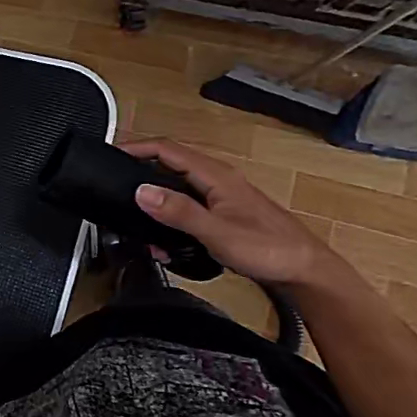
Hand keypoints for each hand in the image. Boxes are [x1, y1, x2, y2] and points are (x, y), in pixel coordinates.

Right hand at [121, 138, 345, 287]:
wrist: (304, 269)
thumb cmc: (268, 249)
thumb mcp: (216, 232)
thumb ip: (178, 212)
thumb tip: (142, 191)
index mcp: (215, 175)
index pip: (167, 150)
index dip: (137, 148)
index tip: (112, 155)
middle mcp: (217, 180)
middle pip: (170, 165)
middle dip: (141, 173)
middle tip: (117, 188)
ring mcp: (221, 197)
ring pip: (178, 188)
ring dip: (156, 201)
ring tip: (137, 223)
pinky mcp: (224, 214)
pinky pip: (189, 207)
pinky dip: (171, 219)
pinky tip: (166, 242)